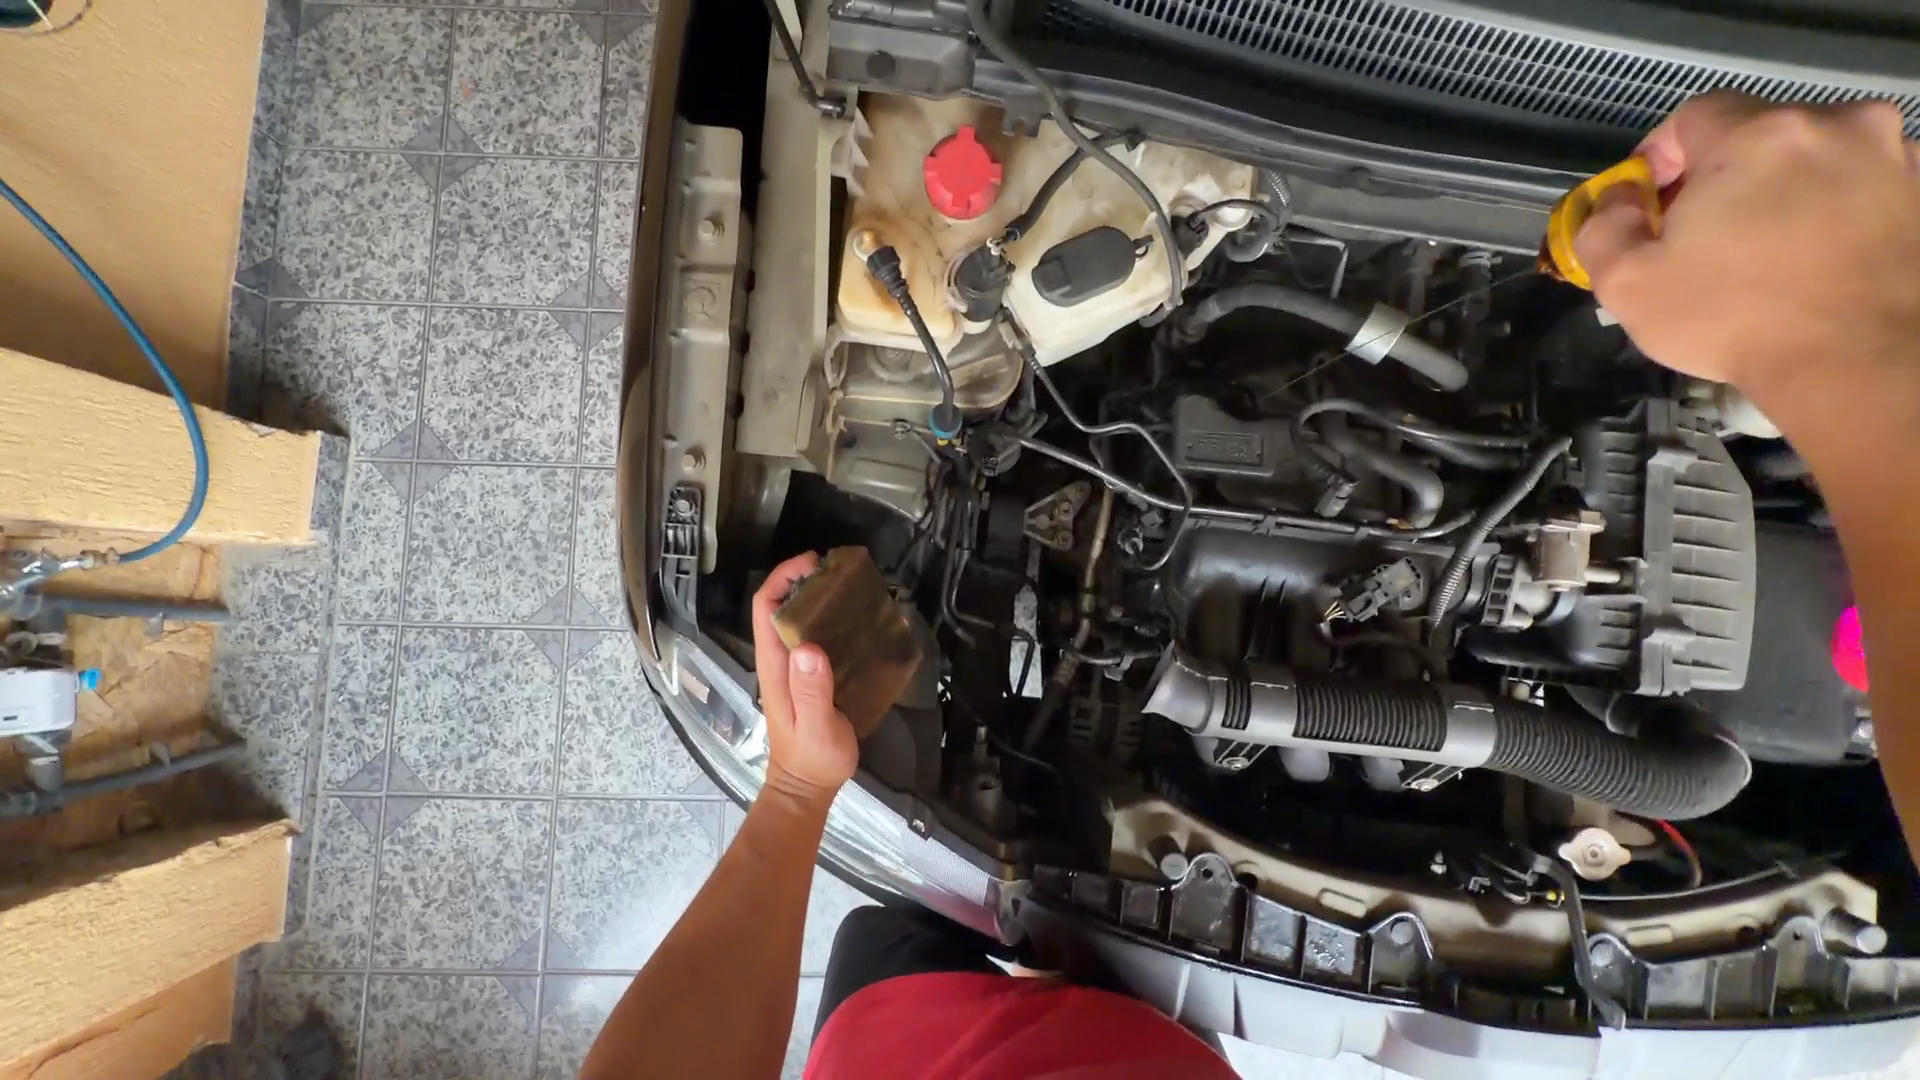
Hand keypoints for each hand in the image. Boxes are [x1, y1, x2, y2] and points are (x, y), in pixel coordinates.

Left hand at [751, 552, 858, 809]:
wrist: (808, 787)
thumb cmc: (812, 758)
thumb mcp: (816, 726)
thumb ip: (812, 690)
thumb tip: (809, 648)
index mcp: (775, 664)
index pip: (766, 607)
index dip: (783, 578)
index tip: (812, 563)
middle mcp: (781, 659)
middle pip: (782, 606)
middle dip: (805, 581)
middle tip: (842, 572)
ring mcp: (795, 668)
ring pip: (800, 620)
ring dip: (820, 599)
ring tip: (854, 589)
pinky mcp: (811, 677)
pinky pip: (818, 638)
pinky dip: (834, 621)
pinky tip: (860, 621)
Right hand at [1574, 92, 1919, 402]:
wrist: (1855, 355)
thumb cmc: (1726, 313)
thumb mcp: (1622, 281)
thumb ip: (1601, 228)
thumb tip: (1617, 200)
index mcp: (1755, 137)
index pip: (1691, 116)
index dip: (1655, 157)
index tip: (1641, 204)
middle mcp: (1834, 126)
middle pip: (1752, 135)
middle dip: (1712, 177)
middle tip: (1687, 235)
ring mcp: (1891, 155)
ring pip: (1804, 159)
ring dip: (1769, 191)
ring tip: (1747, 250)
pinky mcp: (1919, 193)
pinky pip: (1849, 185)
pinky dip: (1818, 208)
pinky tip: (1798, 258)